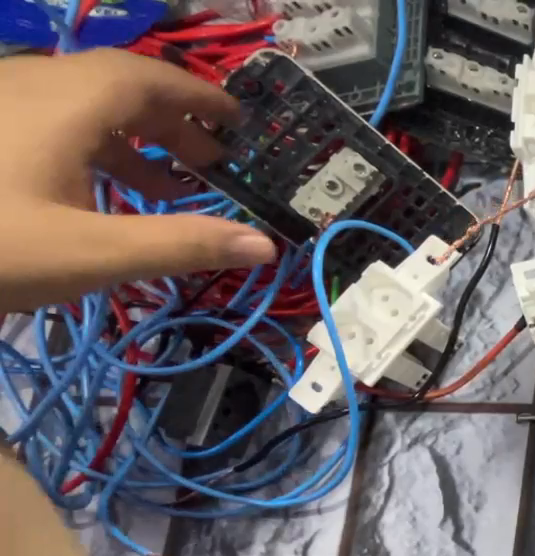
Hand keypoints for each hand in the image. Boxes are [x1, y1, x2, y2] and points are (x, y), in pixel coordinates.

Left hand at [0, 50, 277, 314]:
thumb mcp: (92, 254)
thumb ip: (183, 245)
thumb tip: (265, 245)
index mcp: (55, 108)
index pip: (141, 77)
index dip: (198, 94)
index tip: (241, 121)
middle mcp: (19, 91)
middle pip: (110, 86)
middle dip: (173, 121)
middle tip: (217, 166)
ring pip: (76, 102)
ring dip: (136, 137)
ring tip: (175, 185)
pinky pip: (43, 119)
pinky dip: (94, 146)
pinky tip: (110, 189)